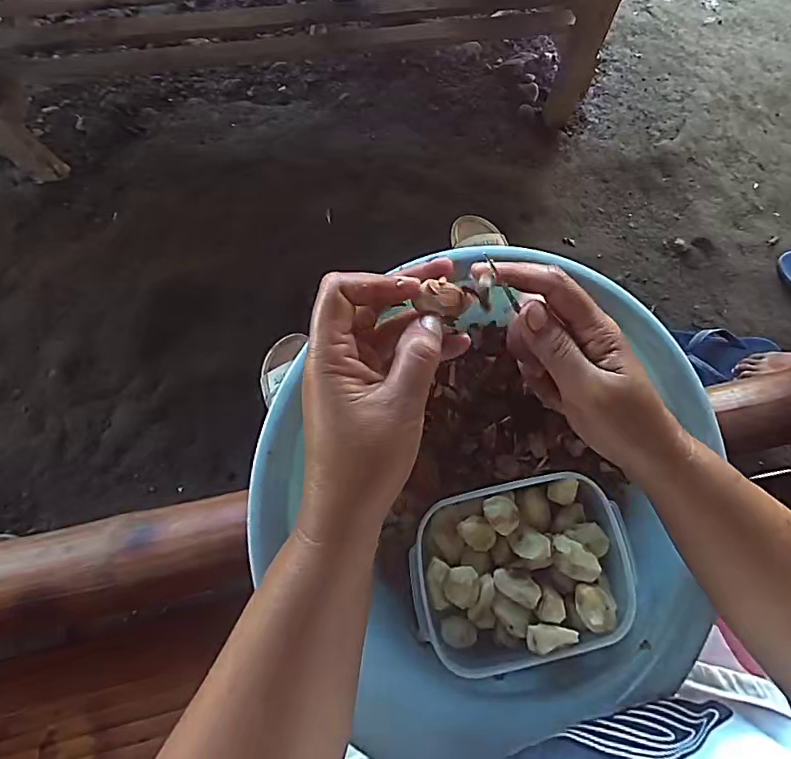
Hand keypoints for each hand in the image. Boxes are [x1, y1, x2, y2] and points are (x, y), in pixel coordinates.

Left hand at [299, 259, 471, 542]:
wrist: (346, 515)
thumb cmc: (364, 464)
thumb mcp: (399, 405)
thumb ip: (418, 356)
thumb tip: (434, 319)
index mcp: (329, 353)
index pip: (340, 291)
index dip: (378, 282)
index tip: (416, 288)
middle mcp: (338, 355)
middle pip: (369, 305)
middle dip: (409, 290)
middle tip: (449, 276)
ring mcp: (354, 371)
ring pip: (387, 329)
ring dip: (422, 318)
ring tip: (461, 308)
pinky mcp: (369, 388)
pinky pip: (395, 355)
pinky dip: (421, 347)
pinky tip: (455, 344)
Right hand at [476, 262, 691, 475]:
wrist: (651, 458)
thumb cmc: (627, 425)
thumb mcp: (587, 389)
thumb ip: (555, 348)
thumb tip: (527, 307)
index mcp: (596, 327)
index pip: (553, 284)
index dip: (517, 272)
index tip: (481, 273)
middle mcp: (586, 329)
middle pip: (538, 309)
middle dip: (523, 334)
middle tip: (532, 368)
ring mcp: (578, 348)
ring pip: (534, 336)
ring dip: (531, 360)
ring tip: (550, 388)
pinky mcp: (570, 367)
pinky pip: (539, 360)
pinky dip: (539, 378)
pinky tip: (556, 399)